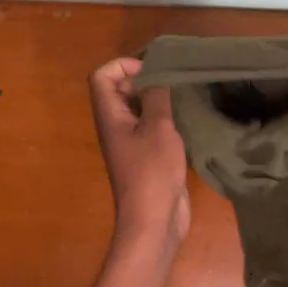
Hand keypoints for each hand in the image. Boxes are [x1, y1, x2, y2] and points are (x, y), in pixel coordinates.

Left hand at [89, 58, 189, 248]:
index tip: (150, 70)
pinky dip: (165, 120)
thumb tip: (156, 75)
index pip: (101, 77)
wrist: (153, 221)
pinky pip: (150, 128)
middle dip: (143, 79)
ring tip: (182, 96)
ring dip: (157, 100)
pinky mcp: (146, 157)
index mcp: (110, 117)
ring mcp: (130, 143)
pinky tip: (186, 121)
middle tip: (172, 80)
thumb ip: (156, 97)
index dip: (121, 65)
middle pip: (119, 91)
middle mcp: (115, 127)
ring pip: (137, 110)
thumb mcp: (158, 127)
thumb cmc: (152, 171)